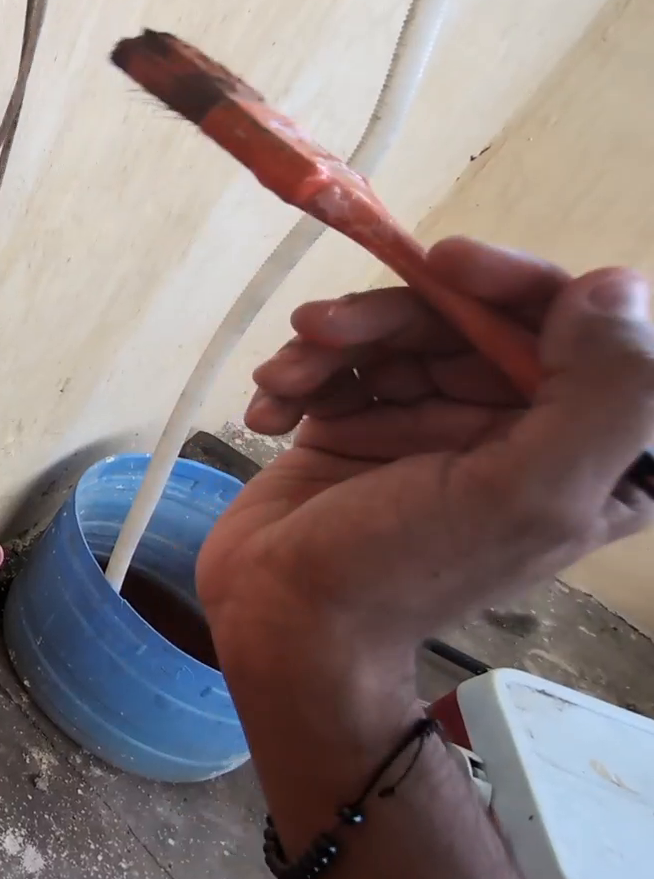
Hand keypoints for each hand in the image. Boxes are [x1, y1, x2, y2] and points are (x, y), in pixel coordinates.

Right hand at [198, 238, 653, 680]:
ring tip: (276, 386)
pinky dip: (288, 385)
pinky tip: (264, 416)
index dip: (515, 285)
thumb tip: (614, 286)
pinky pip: (325, 375)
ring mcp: (418, 425)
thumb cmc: (403, 567)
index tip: (443, 264)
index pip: (572, 330)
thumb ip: (600, 395)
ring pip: (378, 343)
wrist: (284, 614)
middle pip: (455, 326)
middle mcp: (504, 425)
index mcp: (582, 444)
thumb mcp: (524, 494)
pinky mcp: (345, 428)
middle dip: (381, 320)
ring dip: (318, 355)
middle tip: (312, 329)